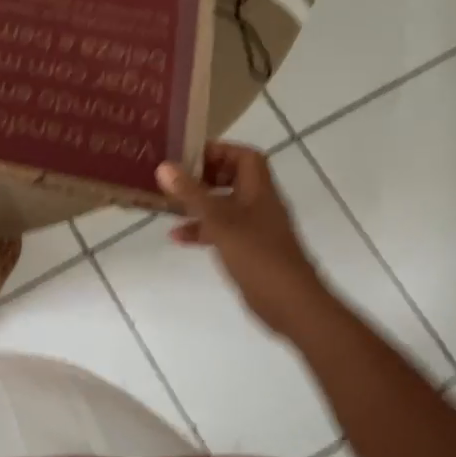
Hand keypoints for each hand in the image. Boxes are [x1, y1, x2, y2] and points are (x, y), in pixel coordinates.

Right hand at [157, 143, 334, 339]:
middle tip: (175, 178)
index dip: (219, 150)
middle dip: (202, 176)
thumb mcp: (219, 221)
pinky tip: (178, 238)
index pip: (245, 156)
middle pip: (232, 178)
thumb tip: (164, 165)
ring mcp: (254, 228)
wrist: (291, 305)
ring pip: (223, 205)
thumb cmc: (258, 255)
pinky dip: (201, 230)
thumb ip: (191, 193)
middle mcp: (258, 205)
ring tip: (168, 204)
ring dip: (197, 203)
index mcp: (259, 191)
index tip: (189, 155)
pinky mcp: (248, 250)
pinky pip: (221, 230)